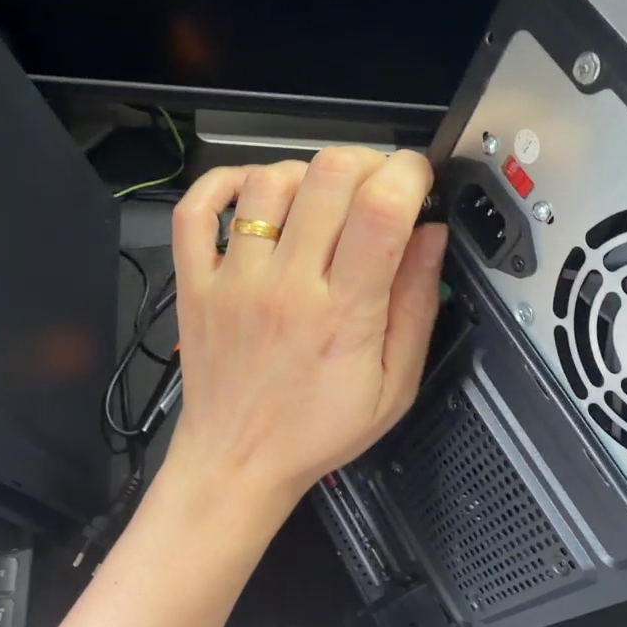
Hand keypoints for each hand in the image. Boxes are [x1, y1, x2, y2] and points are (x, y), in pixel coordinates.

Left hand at [163, 149, 447, 506]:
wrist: (237, 462)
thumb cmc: (313, 433)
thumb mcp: (392, 387)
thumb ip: (416, 308)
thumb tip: (432, 238)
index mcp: (342, 314)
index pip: (381, 208)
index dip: (409, 174)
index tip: (417, 182)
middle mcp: (285, 288)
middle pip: (328, 176)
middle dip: (366, 164)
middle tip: (374, 190)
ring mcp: (233, 282)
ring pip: (267, 180)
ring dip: (304, 174)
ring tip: (318, 202)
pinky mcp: (195, 284)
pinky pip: (195, 211)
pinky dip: (222, 183)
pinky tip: (252, 192)